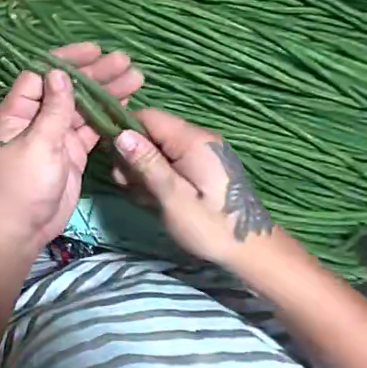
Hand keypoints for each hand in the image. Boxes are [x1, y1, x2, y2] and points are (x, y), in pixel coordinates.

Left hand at [0, 43, 141, 253]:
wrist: (25, 229)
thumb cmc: (23, 184)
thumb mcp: (38, 143)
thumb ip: (54, 109)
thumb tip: (61, 73)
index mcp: (19, 111)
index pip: (43, 74)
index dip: (68, 60)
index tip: (94, 51)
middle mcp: (37, 118)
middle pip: (68, 88)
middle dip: (95, 74)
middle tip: (124, 61)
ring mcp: (56, 135)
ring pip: (84, 106)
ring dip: (107, 92)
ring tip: (135, 76)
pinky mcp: (72, 152)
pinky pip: (91, 128)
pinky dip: (108, 115)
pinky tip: (127, 102)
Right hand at [112, 107, 283, 267]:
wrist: (252, 251)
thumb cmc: (211, 227)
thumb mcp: (174, 198)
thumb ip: (148, 164)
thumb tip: (121, 134)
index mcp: (194, 140)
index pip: (149, 116)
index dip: (125, 132)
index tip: (114, 162)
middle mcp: (200, 138)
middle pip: (153, 132)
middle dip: (134, 157)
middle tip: (130, 188)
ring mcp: (203, 152)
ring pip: (160, 149)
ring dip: (145, 171)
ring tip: (146, 198)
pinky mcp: (204, 167)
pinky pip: (173, 162)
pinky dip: (160, 177)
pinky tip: (158, 200)